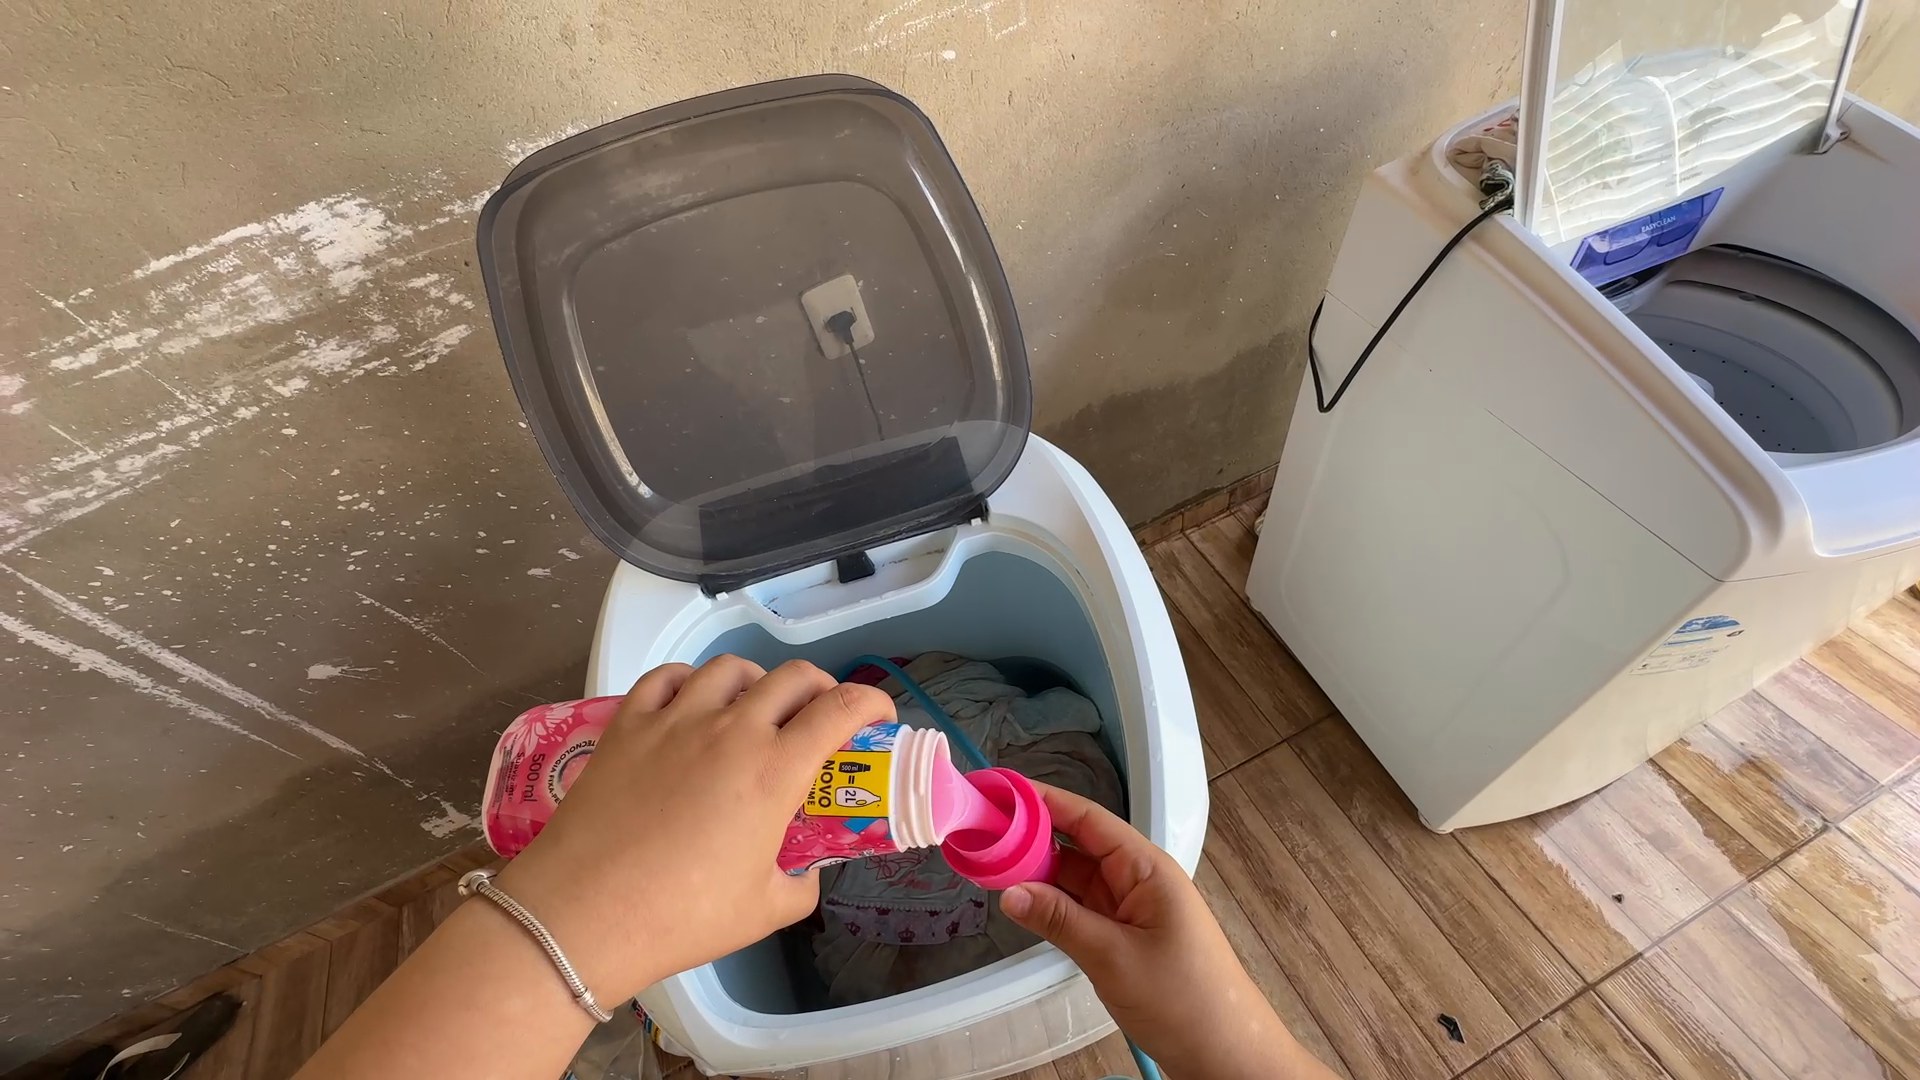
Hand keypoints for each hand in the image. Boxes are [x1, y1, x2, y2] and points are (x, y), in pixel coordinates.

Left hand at [492, 656, 894, 1003]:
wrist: (579, 918)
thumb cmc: (680, 916)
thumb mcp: (763, 912)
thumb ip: (801, 885)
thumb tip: (806, 871)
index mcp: (775, 770)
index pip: (842, 710)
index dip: (871, 704)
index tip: (878, 719)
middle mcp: (734, 729)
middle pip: (795, 677)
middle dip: (821, 688)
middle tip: (818, 715)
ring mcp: (678, 718)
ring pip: (733, 668)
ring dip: (757, 681)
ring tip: (752, 708)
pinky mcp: (630, 722)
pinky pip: (668, 676)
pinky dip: (690, 680)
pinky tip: (691, 701)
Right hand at [999, 785, 1333, 1079]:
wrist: (1228, 1060)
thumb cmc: (1186, 1001)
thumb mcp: (1114, 957)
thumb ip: (1059, 920)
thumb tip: (1009, 892)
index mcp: (1144, 866)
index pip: (1086, 817)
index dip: (1043, 799)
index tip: (1004, 790)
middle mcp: (1136, 878)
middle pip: (1076, 844)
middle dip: (1031, 835)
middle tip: (985, 829)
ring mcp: (1129, 907)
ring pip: (1074, 877)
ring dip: (1037, 871)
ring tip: (991, 860)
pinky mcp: (1123, 934)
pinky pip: (1080, 906)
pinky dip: (1051, 903)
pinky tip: (1021, 900)